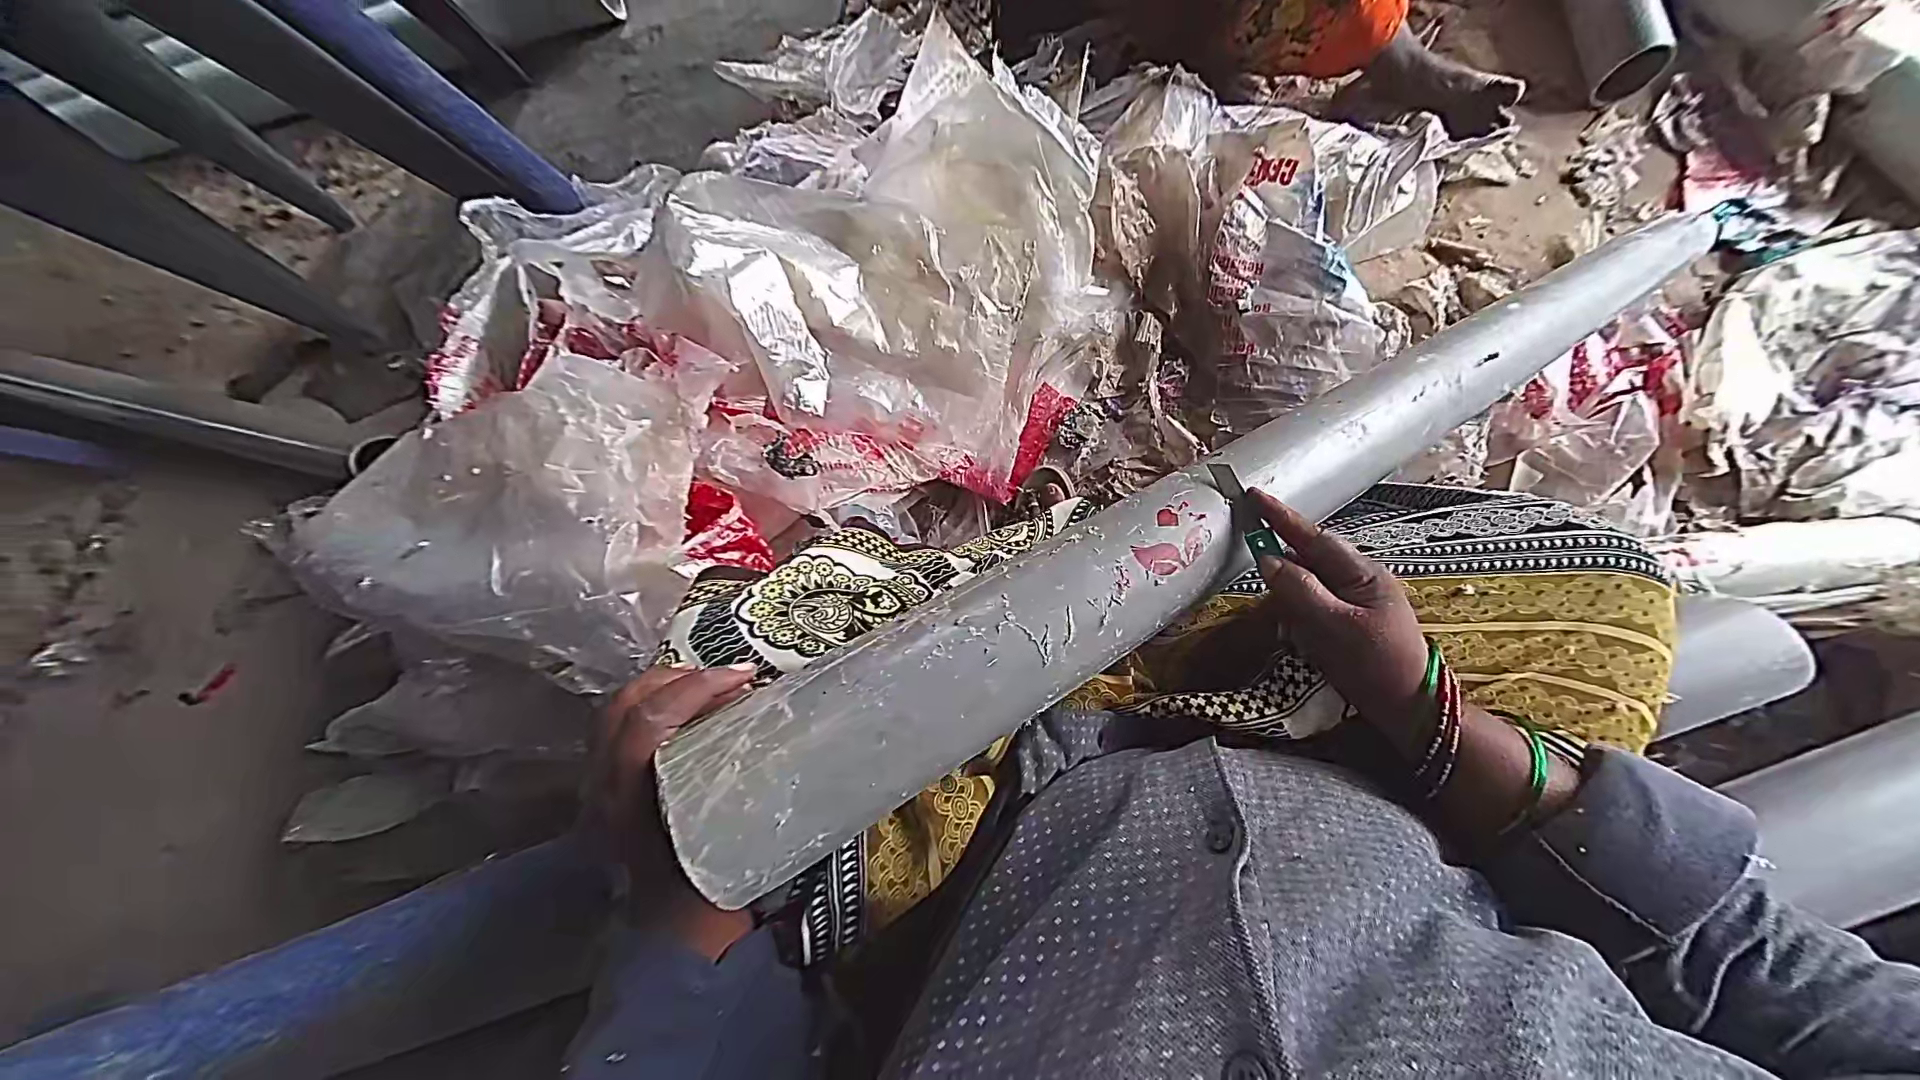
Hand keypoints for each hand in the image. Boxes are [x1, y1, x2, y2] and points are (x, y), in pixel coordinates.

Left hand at [583, 663, 758, 955]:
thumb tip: (764, 714)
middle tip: (728, 675)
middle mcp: (604, 789)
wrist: (674, 933)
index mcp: (629, 802)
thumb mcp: (730, 835)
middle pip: (625, 705)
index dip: (697, 688)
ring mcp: (599, 787)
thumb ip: (739, 778)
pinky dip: (656, 704)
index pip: (649, 722)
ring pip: (619, 711)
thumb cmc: (709, 886)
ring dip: (665, 685)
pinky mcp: (607, 787)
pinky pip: (624, 725)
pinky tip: (691, 710)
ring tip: (710, 683)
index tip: (746, 677)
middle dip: (679, 676)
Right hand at [1248, 489, 1430, 733]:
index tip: (1254, 495)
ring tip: (1293, 623)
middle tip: (1262, 573)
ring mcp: (1352, 599)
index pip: (1313, 537)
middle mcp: (1357, 579)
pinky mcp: (1345, 619)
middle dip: (1282, 564)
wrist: (1411, 708)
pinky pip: (1310, 604)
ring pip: (1305, 582)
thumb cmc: (1378, 665)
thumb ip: (1300, 590)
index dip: (1281, 516)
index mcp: (1362, 573)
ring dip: (1290, 597)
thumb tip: (1267, 560)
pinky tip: (1301, 633)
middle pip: (1307, 558)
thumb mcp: (1336, 626)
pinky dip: (1298, 614)